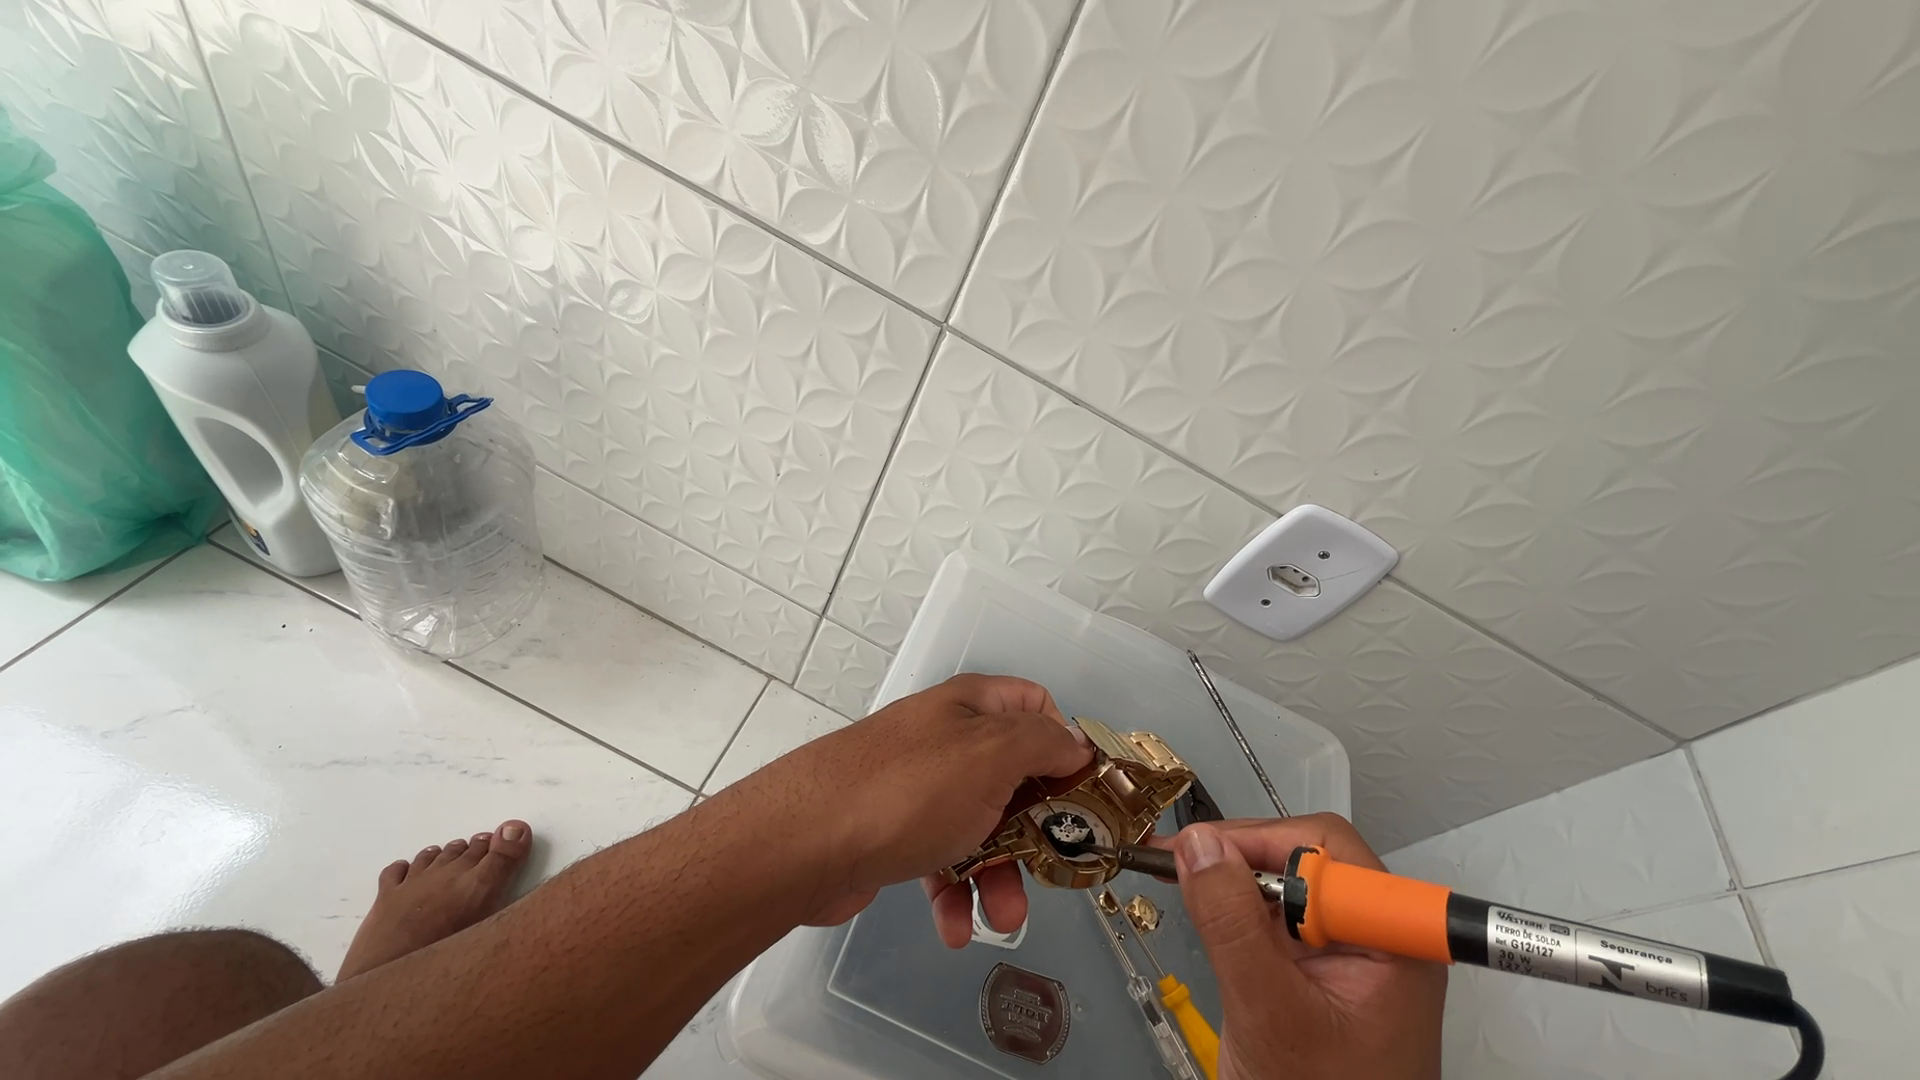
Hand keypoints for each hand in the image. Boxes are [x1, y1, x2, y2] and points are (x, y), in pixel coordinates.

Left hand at [730, 674, 1089, 937]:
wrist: (803, 841)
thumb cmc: (908, 790)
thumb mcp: (991, 753)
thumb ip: (1043, 743)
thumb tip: (1076, 744)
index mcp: (972, 706)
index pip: (1037, 706)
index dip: (1066, 744)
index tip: (1085, 793)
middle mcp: (947, 738)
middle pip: (1016, 777)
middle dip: (1040, 829)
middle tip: (1059, 866)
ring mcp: (919, 786)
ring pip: (983, 826)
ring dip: (1000, 873)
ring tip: (1001, 915)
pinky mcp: (895, 831)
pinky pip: (942, 858)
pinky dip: (955, 892)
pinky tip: (954, 924)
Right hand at [1174, 815, 1444, 1079]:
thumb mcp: (1268, 1012)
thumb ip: (1233, 924)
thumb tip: (1197, 843)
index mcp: (1390, 939)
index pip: (1327, 848)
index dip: (1260, 840)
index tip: (1198, 850)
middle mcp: (1375, 934)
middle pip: (1306, 857)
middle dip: (1241, 853)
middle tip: (1181, 862)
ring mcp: (1347, 951)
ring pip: (1285, 881)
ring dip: (1232, 875)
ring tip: (1181, 877)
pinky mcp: (1318, 967)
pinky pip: (1274, 914)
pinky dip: (1234, 904)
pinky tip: (1204, 907)